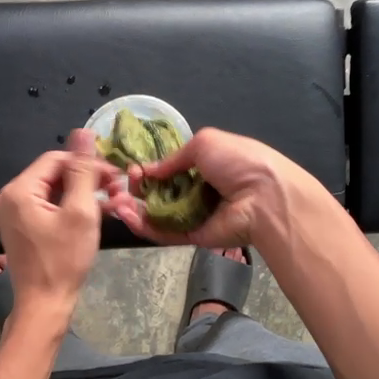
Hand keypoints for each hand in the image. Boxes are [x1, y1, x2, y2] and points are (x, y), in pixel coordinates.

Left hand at [0, 129, 117, 323]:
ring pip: (56, 191)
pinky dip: (73, 209)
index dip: (88, 163)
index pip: (57, 159)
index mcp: (19, 190)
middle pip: (55, 174)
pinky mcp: (24, 228)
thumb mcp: (80, 212)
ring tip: (115, 203)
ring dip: (85, 194)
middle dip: (89, 179)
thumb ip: (83, 171)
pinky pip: (51, 208)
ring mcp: (16, 214)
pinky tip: (99, 214)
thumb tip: (84, 132)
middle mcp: (11, 198)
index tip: (116, 176)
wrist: (45, 304)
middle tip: (119, 190)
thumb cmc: (63, 260)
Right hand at [109, 128, 318, 247]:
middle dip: (135, 191)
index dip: (147, 171)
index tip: (130, 169)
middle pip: (158, 194)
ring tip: (114, 203)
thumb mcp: (205, 142)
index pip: (168, 171)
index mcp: (204, 166)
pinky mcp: (193, 236)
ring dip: (134, 209)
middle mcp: (197, 191)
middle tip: (114, 189)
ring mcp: (194, 215)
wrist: (264, 196)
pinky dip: (144, 227)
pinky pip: (165, 234)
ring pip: (157, 215)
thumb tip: (148, 170)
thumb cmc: (239, 162)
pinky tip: (127, 216)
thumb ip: (173, 158)